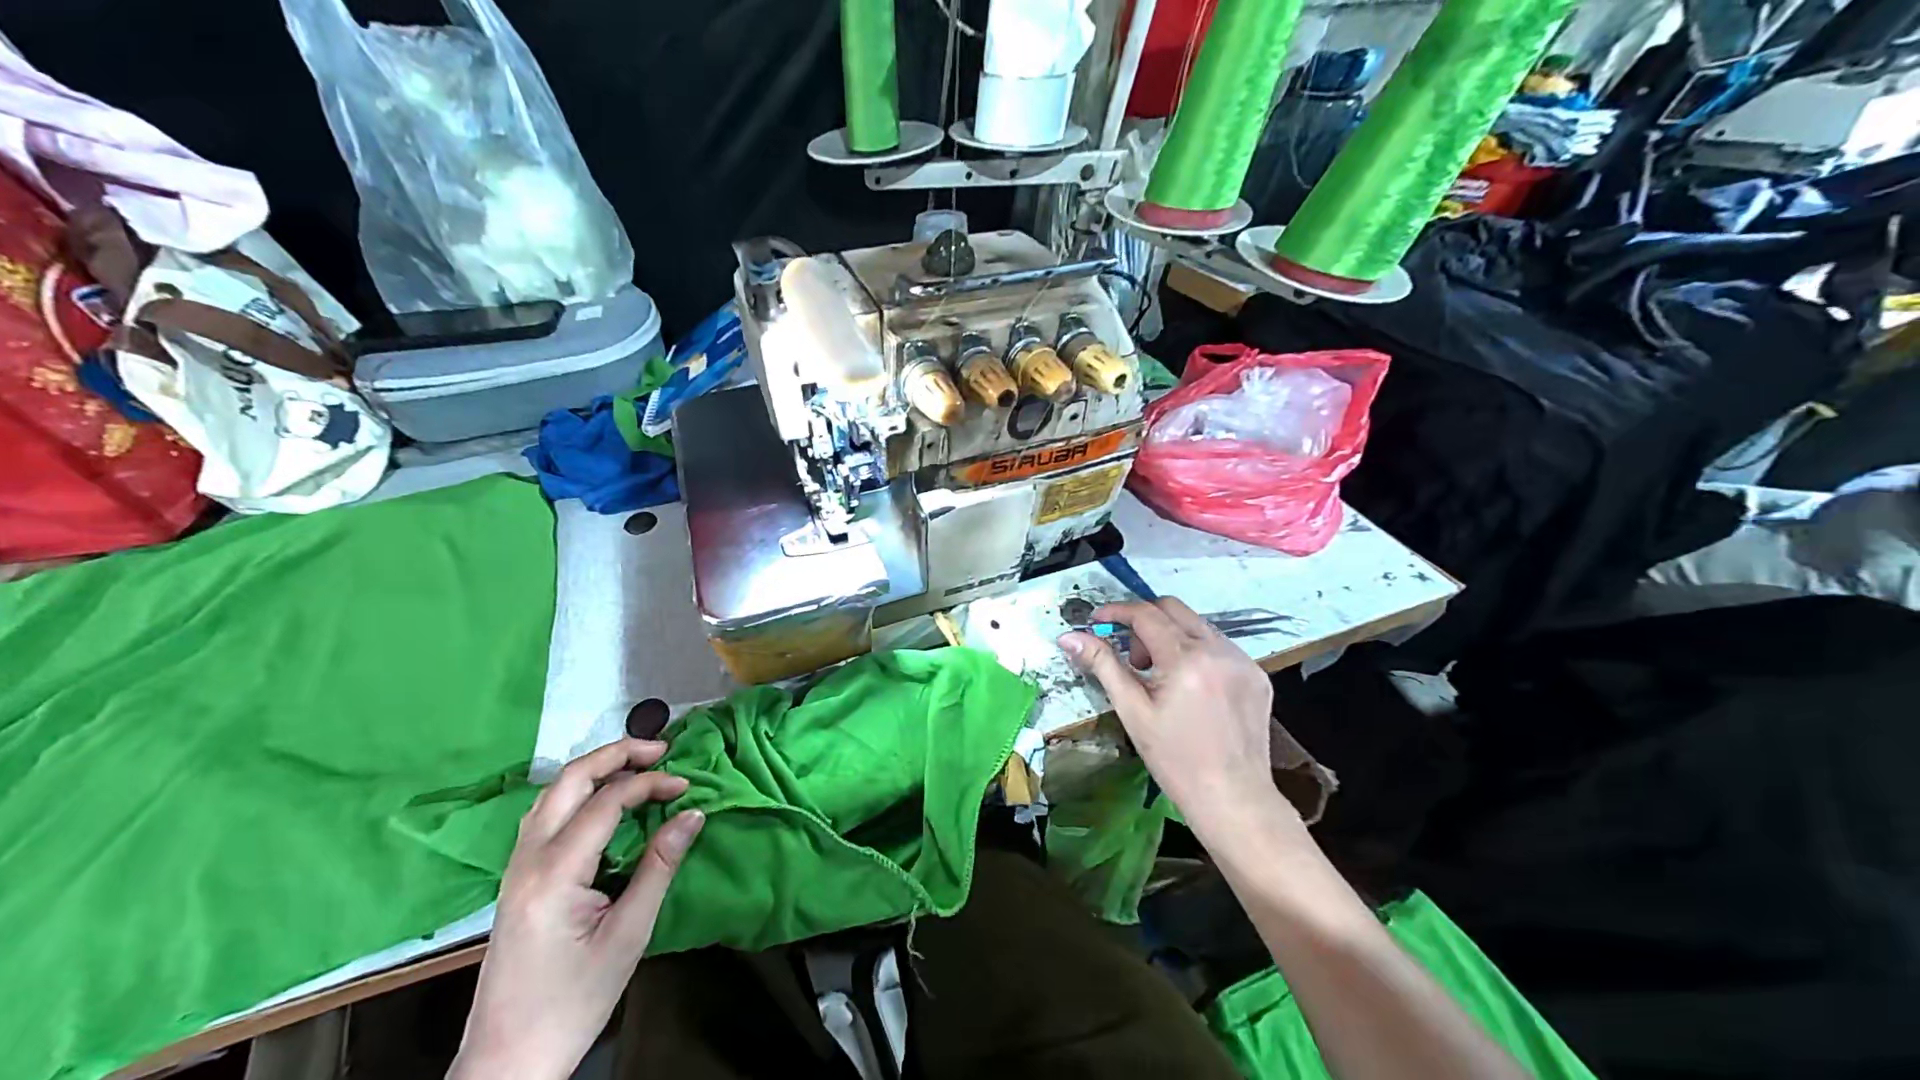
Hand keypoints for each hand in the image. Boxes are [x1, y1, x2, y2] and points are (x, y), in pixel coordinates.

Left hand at [450, 738, 705, 1079]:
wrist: (507, 1061)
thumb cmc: (574, 1001)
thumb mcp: (628, 935)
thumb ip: (659, 866)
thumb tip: (693, 813)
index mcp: (554, 872)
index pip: (607, 801)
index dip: (651, 783)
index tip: (689, 785)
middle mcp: (527, 858)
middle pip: (569, 780)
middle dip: (617, 754)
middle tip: (662, 750)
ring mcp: (515, 867)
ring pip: (552, 793)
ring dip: (595, 770)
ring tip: (639, 767)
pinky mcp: (517, 879)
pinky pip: (545, 815)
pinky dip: (578, 793)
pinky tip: (602, 803)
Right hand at [1059, 598, 1291, 837]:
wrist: (1232, 797)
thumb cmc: (1175, 760)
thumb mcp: (1132, 711)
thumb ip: (1103, 665)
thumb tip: (1069, 636)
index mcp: (1185, 659)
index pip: (1145, 614)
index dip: (1116, 612)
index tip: (1097, 621)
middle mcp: (1218, 650)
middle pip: (1173, 608)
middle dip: (1144, 622)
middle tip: (1133, 659)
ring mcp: (1243, 661)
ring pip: (1197, 625)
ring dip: (1171, 637)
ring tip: (1161, 678)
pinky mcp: (1256, 674)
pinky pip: (1219, 646)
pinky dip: (1196, 653)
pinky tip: (1190, 689)